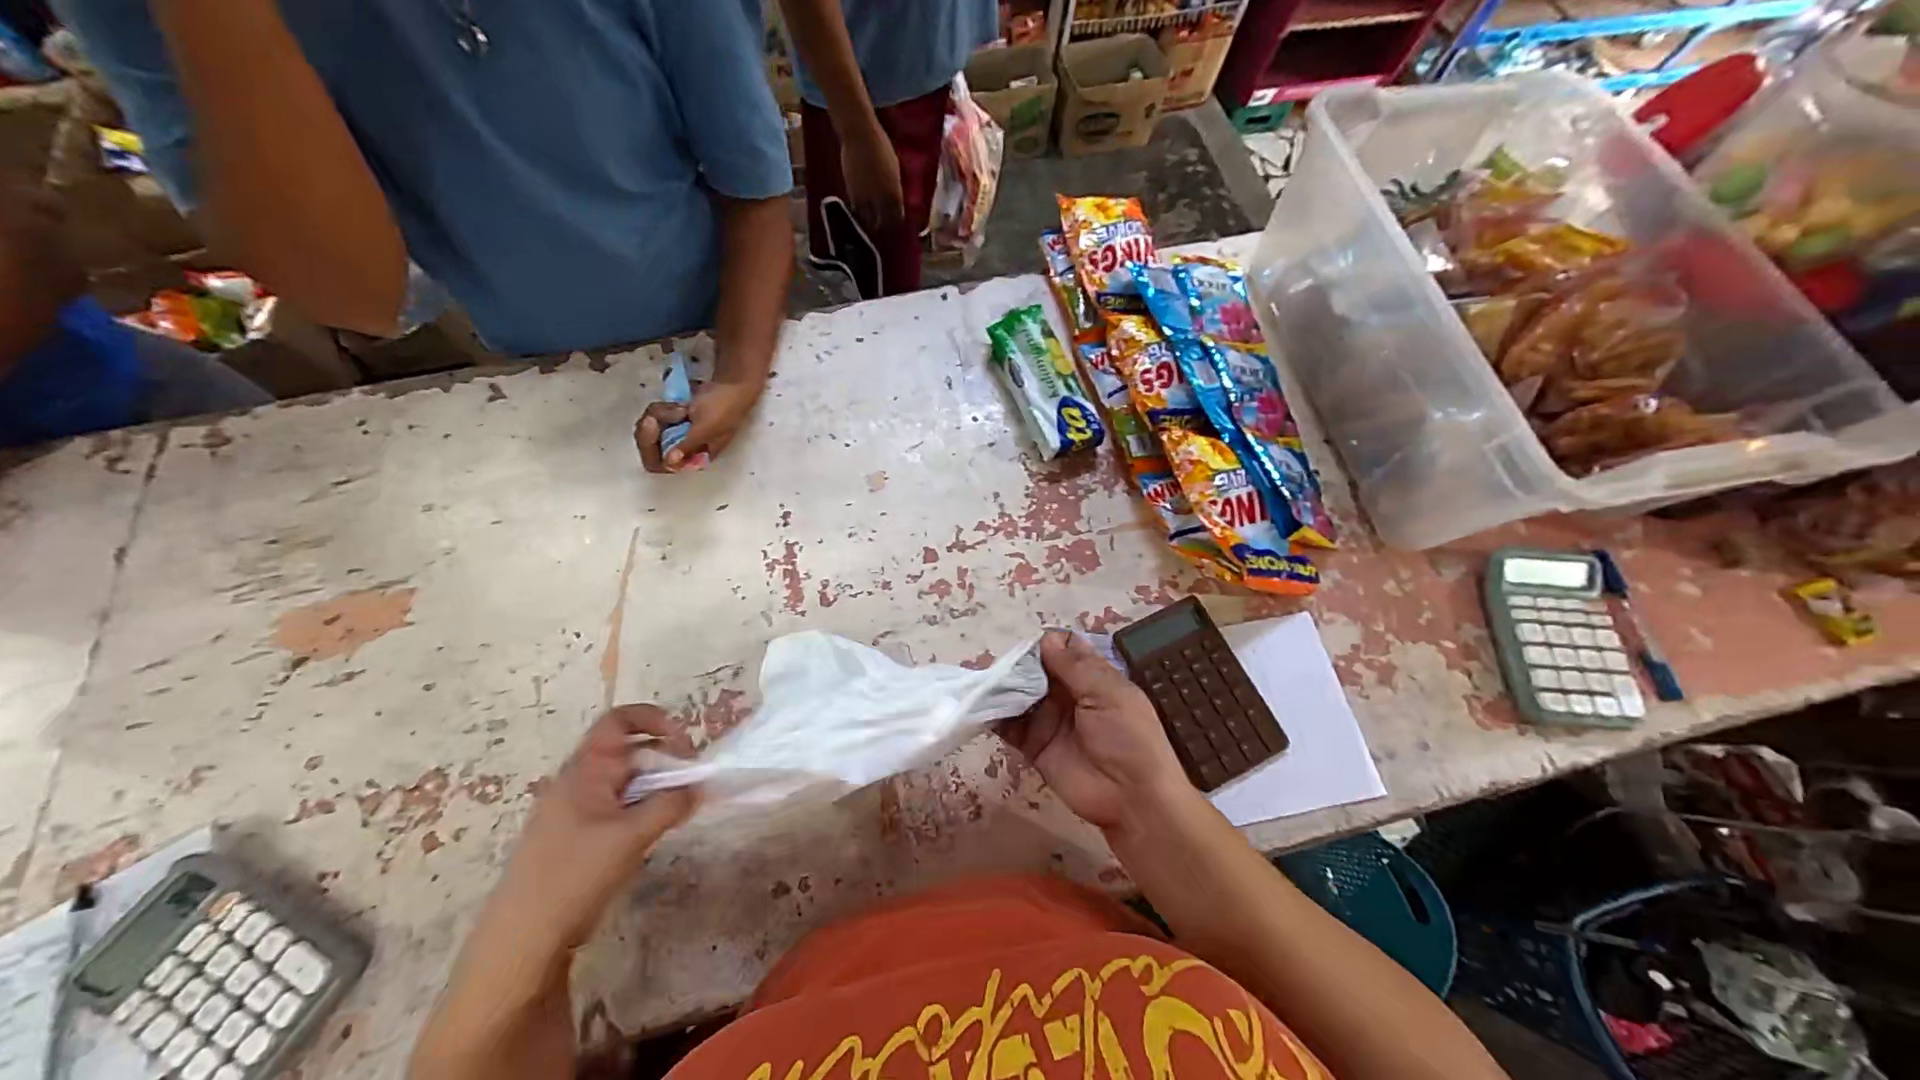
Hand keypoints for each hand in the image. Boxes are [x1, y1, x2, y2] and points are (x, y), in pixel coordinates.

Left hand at [496, 706, 697, 947]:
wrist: (522, 942)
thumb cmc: (574, 877)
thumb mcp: (631, 837)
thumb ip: (670, 805)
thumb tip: (699, 786)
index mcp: (584, 770)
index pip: (619, 721)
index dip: (653, 719)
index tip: (683, 743)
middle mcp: (578, 782)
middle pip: (627, 750)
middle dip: (664, 759)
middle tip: (691, 782)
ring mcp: (576, 810)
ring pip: (626, 780)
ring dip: (656, 786)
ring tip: (679, 808)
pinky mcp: (578, 837)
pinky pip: (619, 806)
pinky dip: (644, 808)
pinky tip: (656, 830)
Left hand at [634, 378, 760, 472]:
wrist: (732, 383)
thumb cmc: (724, 408)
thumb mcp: (707, 429)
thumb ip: (687, 446)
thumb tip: (670, 464)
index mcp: (697, 457)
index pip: (665, 465)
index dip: (653, 451)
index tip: (653, 429)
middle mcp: (686, 448)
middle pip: (653, 447)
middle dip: (654, 428)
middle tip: (665, 414)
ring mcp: (679, 432)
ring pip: (652, 430)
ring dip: (662, 415)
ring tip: (681, 408)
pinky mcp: (676, 419)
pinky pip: (658, 418)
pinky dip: (664, 409)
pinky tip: (679, 405)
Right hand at [840, 122, 903, 231]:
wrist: (859, 136)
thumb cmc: (881, 147)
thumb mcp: (894, 169)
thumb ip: (895, 187)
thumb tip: (895, 199)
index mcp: (895, 193)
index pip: (898, 217)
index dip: (896, 220)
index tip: (895, 220)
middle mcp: (881, 200)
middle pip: (883, 223)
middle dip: (884, 224)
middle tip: (883, 223)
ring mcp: (865, 198)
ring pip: (869, 220)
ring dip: (871, 221)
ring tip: (872, 219)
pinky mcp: (851, 194)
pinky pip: (857, 210)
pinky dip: (860, 212)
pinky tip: (861, 208)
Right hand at [999, 631, 1193, 832]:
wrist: (1130, 798)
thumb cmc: (1127, 738)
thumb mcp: (1109, 694)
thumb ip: (1075, 666)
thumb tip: (1046, 638)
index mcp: (1093, 678)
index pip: (1064, 651)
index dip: (1046, 645)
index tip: (1027, 646)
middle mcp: (1069, 695)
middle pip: (1037, 671)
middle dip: (1018, 665)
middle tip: (997, 663)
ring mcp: (1050, 720)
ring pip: (1020, 695)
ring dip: (1003, 688)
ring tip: (983, 681)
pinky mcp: (1034, 745)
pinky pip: (1010, 726)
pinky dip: (994, 716)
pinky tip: (980, 706)